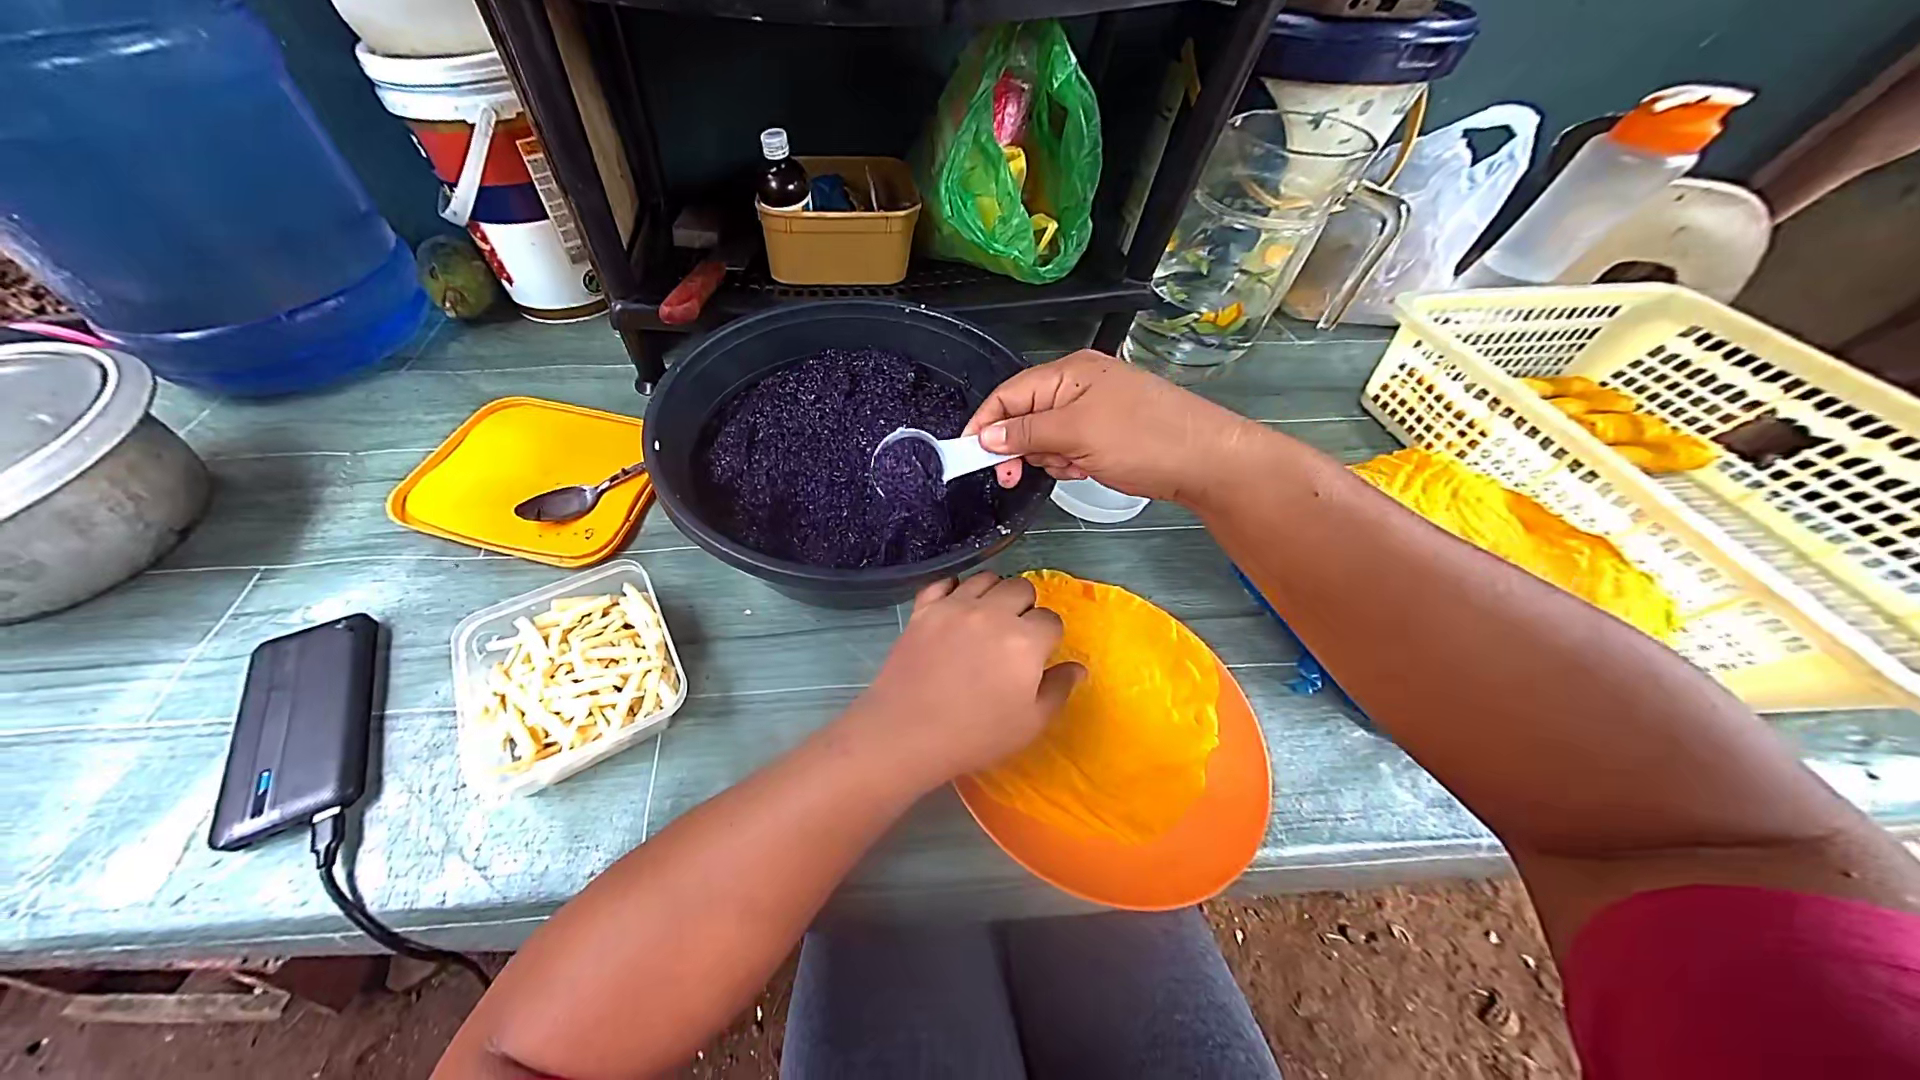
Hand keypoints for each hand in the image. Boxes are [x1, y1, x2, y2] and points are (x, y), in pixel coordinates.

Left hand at [842, 573, 1082, 789]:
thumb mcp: (1030, 723)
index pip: (1050, 619)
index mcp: (1024, 640)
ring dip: (994, 593)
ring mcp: (953, 607)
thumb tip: (1077, 667)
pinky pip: (944, 583)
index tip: (1039, 653)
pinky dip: (955, 589)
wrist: (905, 734)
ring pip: (985, 578)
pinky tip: (957, 606)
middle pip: (1021, 588)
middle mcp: (992, 613)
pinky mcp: (923, 610)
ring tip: (989, 617)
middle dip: (1026, 606)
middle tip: (1016, 633)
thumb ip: (1058, 689)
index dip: (1048, 636)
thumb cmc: (975, 735)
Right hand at [963, 350, 1264, 504]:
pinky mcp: (1104, 433)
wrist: (1205, 463)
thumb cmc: (1148, 439)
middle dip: (1021, 447)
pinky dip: (1069, 463)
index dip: (985, 423)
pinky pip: (1068, 449)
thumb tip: (986, 435)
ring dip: (1050, 459)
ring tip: (1075, 466)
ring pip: (1044, 439)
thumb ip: (1027, 433)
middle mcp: (1077, 386)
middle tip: (1014, 475)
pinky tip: (1087, 469)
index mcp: (1068, 373)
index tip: (968, 454)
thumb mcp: (1077, 434)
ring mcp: (1093, 410)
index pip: (1009, 395)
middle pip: (1023, 417)